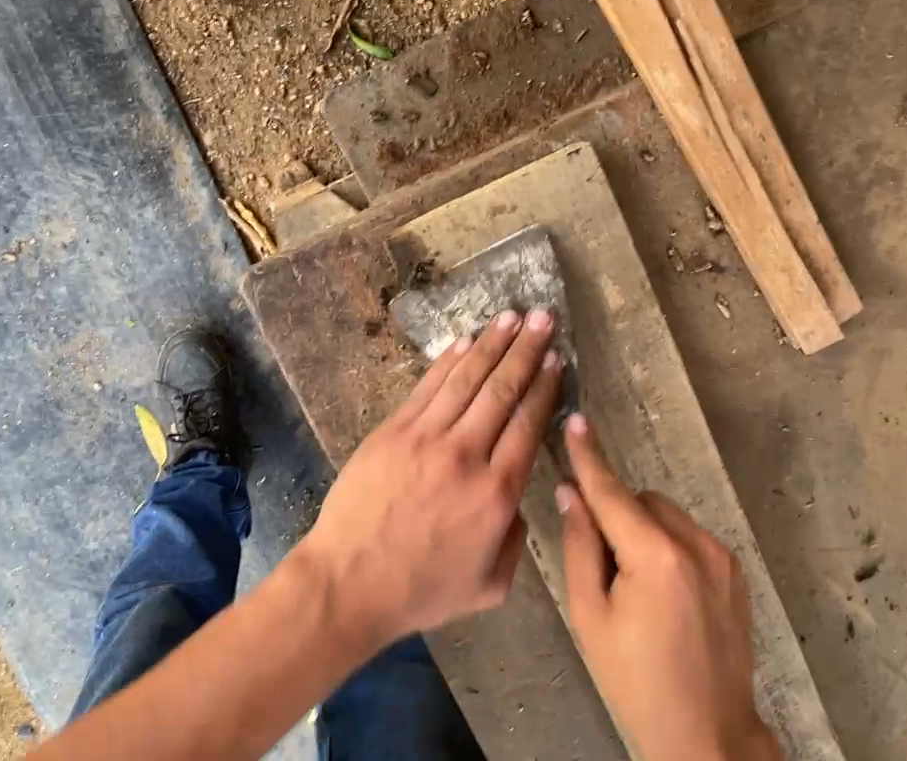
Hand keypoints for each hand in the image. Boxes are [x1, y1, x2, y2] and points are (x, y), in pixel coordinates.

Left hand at [296, 306, 562, 647]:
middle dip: (527, 350)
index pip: (528, 425)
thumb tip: (516, 502)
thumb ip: (516, 541)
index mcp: (496, 494)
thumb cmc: (420, 590)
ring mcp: (426, 438)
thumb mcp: (489, 585)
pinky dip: (449, 360)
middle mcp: (466, 456)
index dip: (545, 387)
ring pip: (466, 379)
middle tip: (544, 318)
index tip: (557, 359)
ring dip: (492, 344)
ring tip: (512, 316)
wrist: (348, 583)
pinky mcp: (393, 430)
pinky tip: (466, 340)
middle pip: (503, 391)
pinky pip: (428, 386)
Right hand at [556, 414, 780, 760]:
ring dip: (642, 527)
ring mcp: (721, 556)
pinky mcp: (734, 571)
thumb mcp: (590, 616)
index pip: (612, 492)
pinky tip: (660, 590)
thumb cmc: (635, 681)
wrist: (707, 735)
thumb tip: (571, 493)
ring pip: (666, 514)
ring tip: (632, 581)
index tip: (576, 420)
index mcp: (655, 556)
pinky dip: (667, 544)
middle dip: (616, 513)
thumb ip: (580, 545)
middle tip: (601, 560)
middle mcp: (695, 544)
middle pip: (641, 500)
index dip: (589, 456)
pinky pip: (689, 535)